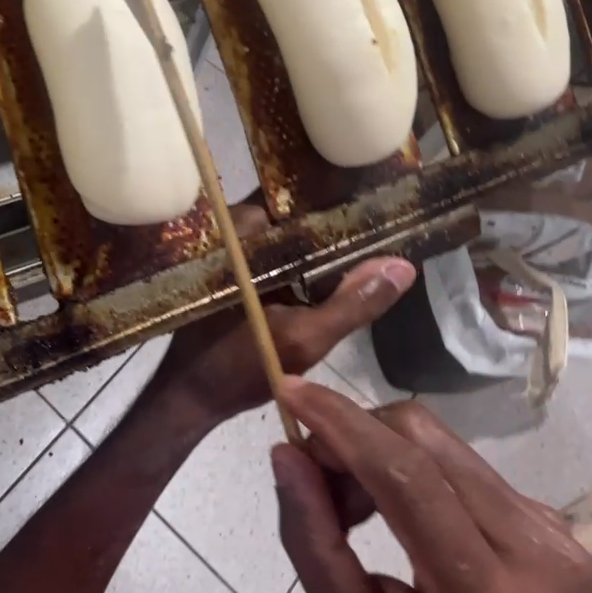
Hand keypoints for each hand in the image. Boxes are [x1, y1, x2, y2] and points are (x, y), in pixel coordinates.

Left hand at [144, 201, 416, 427]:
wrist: (190, 396)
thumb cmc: (240, 367)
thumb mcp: (305, 339)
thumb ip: (352, 303)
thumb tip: (401, 265)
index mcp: (237, 236)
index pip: (293, 196)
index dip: (335, 196)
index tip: (377, 198)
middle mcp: (226, 231)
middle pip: (291, 212)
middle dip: (331, 218)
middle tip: (382, 221)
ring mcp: (225, 248)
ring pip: (283, 232)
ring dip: (317, 239)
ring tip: (367, 242)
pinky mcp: (228, 267)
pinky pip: (271, 250)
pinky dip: (298, 257)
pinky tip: (331, 269)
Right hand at [272, 383, 591, 592]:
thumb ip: (312, 540)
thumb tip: (287, 452)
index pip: (406, 476)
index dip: (343, 424)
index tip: (292, 392)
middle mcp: (535, 554)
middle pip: (424, 440)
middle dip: (354, 436)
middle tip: (318, 474)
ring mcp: (554, 534)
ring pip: (442, 442)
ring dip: (380, 450)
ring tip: (357, 504)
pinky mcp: (557, 521)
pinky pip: (464, 464)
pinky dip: (415, 468)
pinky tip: (401, 513)